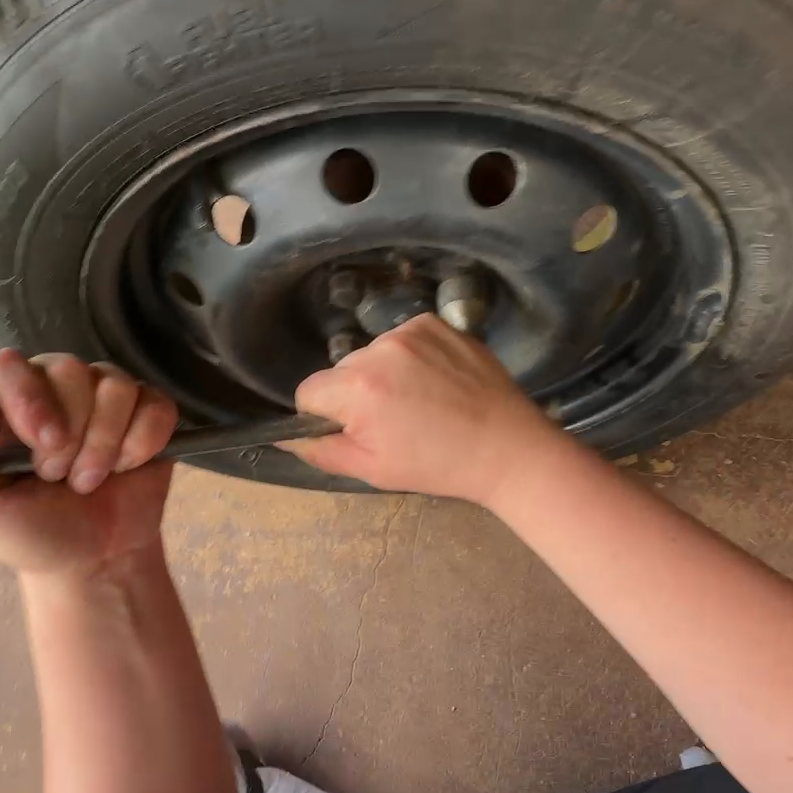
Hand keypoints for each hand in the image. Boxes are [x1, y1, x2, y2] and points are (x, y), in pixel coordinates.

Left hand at [0, 349, 178, 578]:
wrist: (90, 561)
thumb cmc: (25, 530)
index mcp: (1, 401)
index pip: (6, 365)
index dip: (27, 398)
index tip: (42, 444)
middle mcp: (54, 386)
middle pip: (68, 369)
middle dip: (70, 432)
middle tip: (59, 476)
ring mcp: (106, 395)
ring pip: (115, 385)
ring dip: (105, 443)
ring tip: (90, 480)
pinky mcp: (149, 411)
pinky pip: (155, 405)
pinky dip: (142, 442)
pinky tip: (127, 467)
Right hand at [284, 314, 563, 502]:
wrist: (507, 446)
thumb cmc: (438, 465)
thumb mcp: (371, 469)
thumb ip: (319, 450)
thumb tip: (284, 435)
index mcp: (358, 388)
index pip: (309, 391)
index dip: (326, 415)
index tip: (356, 429)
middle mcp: (380, 350)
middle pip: (341, 371)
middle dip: (356, 394)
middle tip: (396, 420)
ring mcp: (411, 331)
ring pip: (372, 354)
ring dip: (384, 374)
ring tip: (421, 401)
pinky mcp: (435, 323)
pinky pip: (402, 339)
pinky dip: (411, 357)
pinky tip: (436, 381)